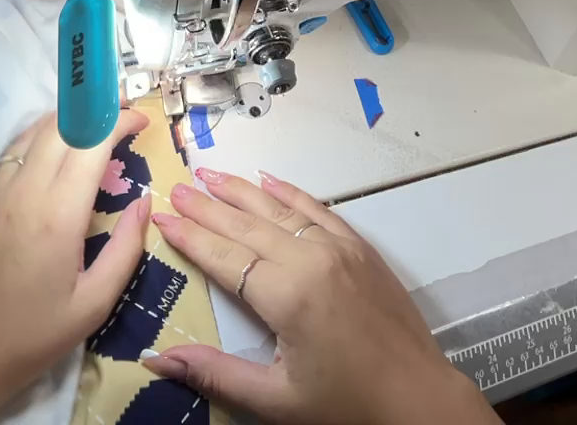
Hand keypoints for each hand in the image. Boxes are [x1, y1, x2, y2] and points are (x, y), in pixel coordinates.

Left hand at [0, 110, 151, 424]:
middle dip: (97, 109)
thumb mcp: (93, 305)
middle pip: (62, 124)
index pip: (91, 140)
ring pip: (34, 131)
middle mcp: (24, 190)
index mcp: (57, 214)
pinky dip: (43, 136)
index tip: (143, 120)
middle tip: (126, 115)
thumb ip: (126, 249)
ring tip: (96, 124)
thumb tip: (144, 203)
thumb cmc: (27, 338)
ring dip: (69, 117)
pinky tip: (57, 151)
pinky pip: (15, 151)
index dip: (120, 120)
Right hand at [142, 169, 496, 424]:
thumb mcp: (276, 399)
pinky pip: (317, 208)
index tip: (162, 217)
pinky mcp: (358, 244)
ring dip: (242, 190)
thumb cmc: (344, 403)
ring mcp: (337, 246)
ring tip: (210, 175)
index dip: (191, 237)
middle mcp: (310, 258)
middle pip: (247, 224)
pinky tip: (268, 179)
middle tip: (177, 188)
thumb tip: (158, 358)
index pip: (226, 257)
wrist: (418, 395)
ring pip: (279, 209)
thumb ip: (216, 374)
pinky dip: (289, 192)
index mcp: (287, 295)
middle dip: (208, 206)